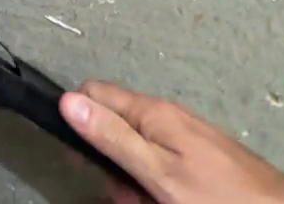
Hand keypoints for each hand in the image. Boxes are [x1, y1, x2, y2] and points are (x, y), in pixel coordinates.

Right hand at [61, 81, 283, 203]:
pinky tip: (168, 201)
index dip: (80, 118)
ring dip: (133, 174)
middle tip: (124, 194)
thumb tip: (65, 100)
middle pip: (115, 121)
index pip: (93, 90)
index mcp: (151, 111)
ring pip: (138, 143)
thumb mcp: (158, 174)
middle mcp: (165, 112)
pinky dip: (156, 178)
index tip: (83, 156)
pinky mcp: (202, 152)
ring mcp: (186, 132)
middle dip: (110, 157)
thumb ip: (112, 137)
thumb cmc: (217, 198)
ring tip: (149, 203)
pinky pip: (162, 156)